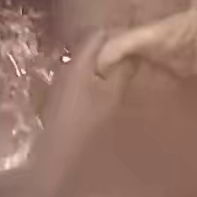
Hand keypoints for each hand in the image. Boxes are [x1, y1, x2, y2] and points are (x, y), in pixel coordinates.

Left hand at [35, 33, 129, 179]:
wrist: (56, 162)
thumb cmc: (86, 128)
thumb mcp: (111, 98)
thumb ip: (123, 71)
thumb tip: (135, 52)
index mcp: (79, 63)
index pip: (99, 34)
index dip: (120, 35)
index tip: (141, 44)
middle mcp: (67, 67)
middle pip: (93, 46)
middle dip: (115, 49)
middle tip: (139, 59)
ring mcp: (62, 82)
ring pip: (89, 63)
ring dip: (107, 65)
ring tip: (130, 73)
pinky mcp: (63, 97)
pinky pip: (85, 77)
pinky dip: (99, 78)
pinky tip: (112, 90)